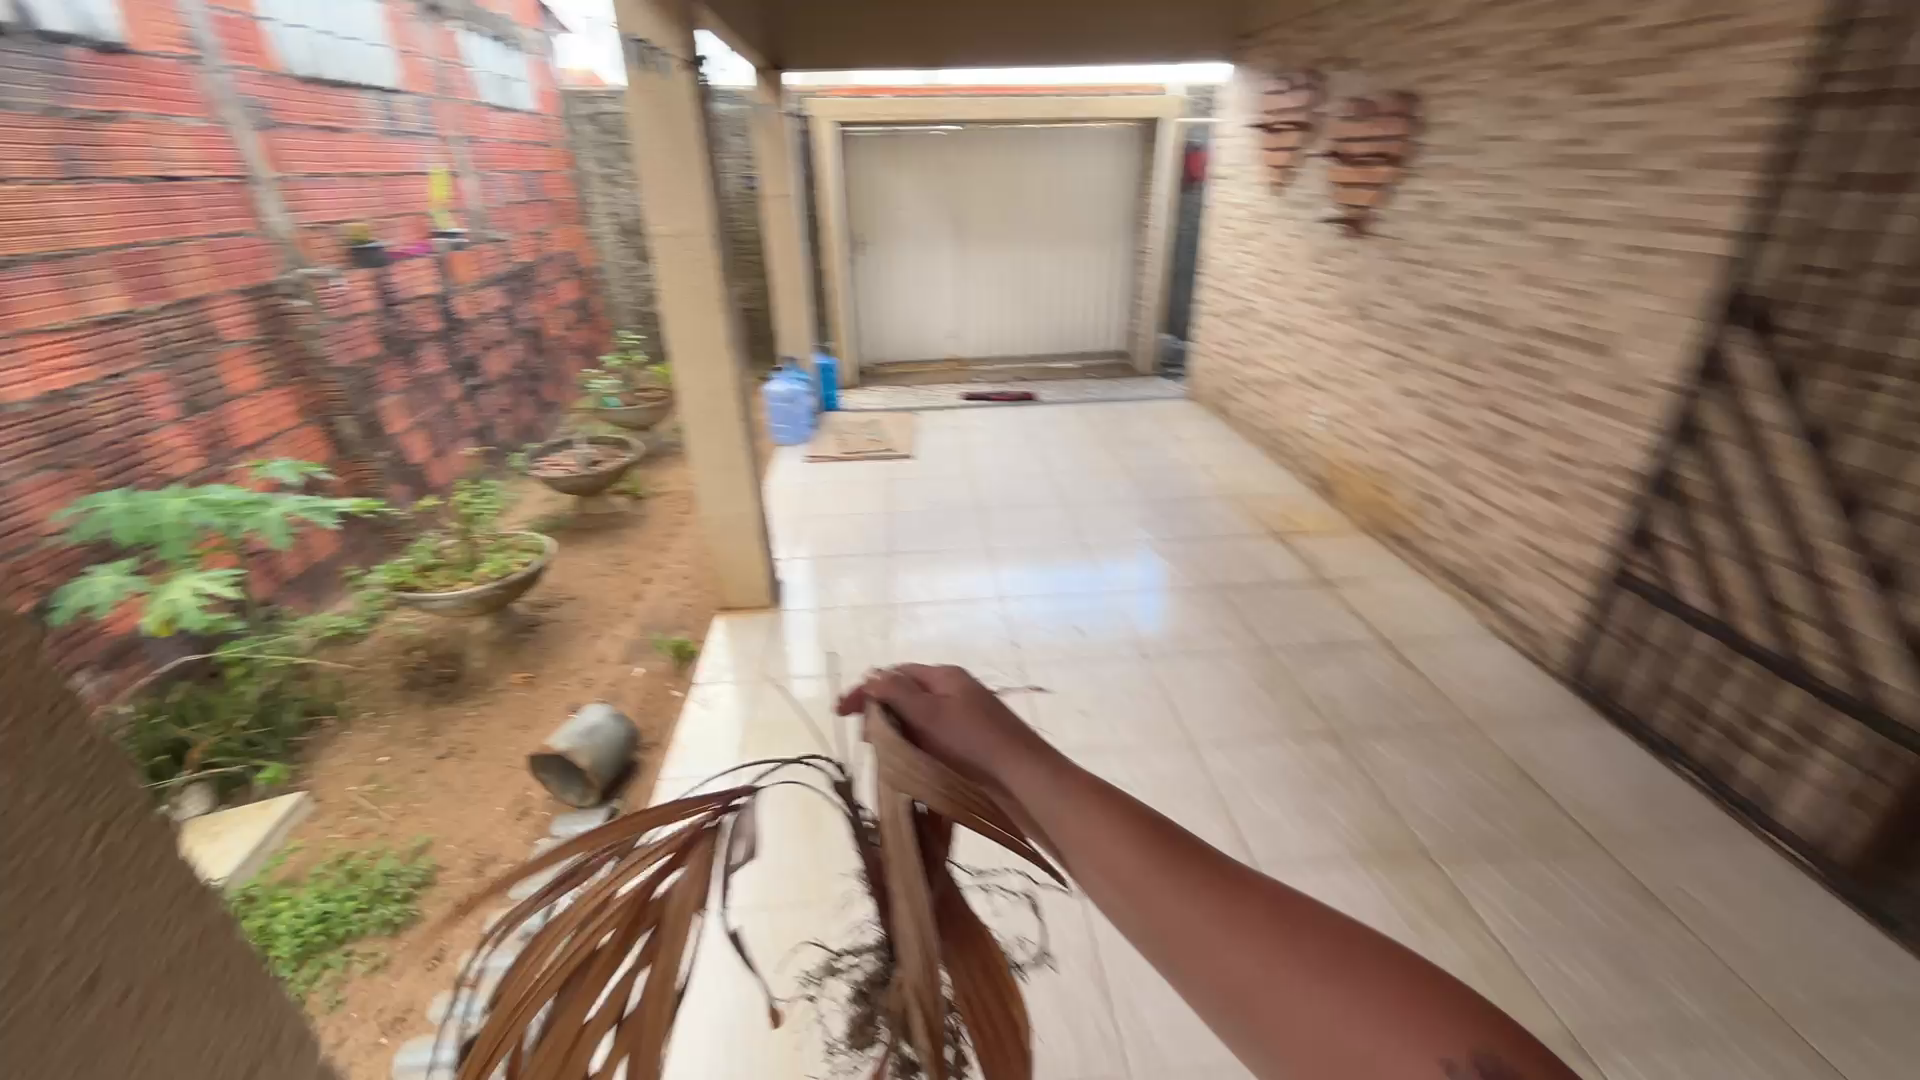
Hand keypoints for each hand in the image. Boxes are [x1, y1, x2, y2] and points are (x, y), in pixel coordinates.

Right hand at [835, 663, 1055, 790]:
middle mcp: (953, 691)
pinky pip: (931, 739)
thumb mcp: (931, 713)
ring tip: (883, 755)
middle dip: (881, 713)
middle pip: (905, 695)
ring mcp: (962, 716)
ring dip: (896, 733)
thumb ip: (898, 694)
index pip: (896, 675)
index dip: (867, 690)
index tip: (840, 712)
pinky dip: (914, 747)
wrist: (1022, 776)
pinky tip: (908, 765)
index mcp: (944, 677)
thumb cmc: (974, 741)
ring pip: (917, 720)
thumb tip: (871, 678)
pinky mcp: (968, 742)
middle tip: (866, 740)